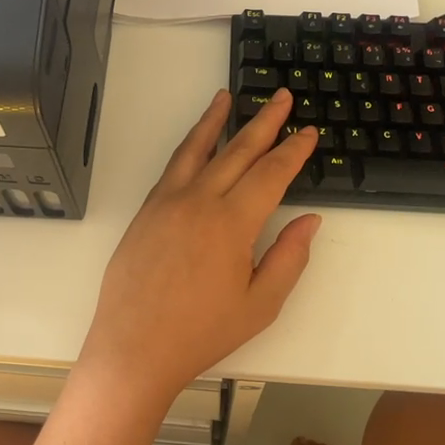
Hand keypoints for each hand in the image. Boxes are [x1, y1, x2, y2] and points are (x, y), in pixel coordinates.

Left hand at [75, 88, 320, 407]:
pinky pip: (173, 166)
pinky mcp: (147, 210)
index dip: (293, 151)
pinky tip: (197, 140)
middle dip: (264, 122)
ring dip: (216, 120)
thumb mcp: (259, 305)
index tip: (309, 132)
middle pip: (238, 150)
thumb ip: (289, 258)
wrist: (133, 348)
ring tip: (228, 97)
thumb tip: (310, 220)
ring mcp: (168, 201)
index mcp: (231, 223)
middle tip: (280, 96)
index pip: (270, 174)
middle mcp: (198, 201)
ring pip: (197, 149)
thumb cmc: (200, 333)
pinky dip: (189, 145)